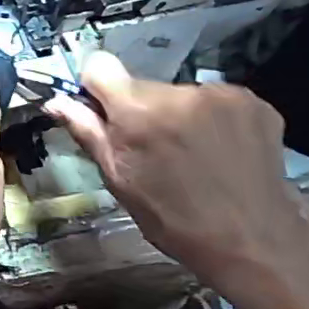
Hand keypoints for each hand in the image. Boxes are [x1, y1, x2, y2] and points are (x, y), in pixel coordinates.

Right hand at [42, 52, 308, 308]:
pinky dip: (208, 119)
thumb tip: (55, 102)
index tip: (101, 113)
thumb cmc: (172, 218)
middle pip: (140, 86)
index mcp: (139, 112)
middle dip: (138, 110)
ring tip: (188, 154)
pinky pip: (213, 100)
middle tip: (149, 149)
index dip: (94, 88)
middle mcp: (180, 92)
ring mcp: (222, 94)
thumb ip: (87, 132)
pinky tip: (217, 151)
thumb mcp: (117, 179)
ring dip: (175, 115)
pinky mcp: (254, 102)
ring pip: (177, 94)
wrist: (253, 241)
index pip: (100, 67)